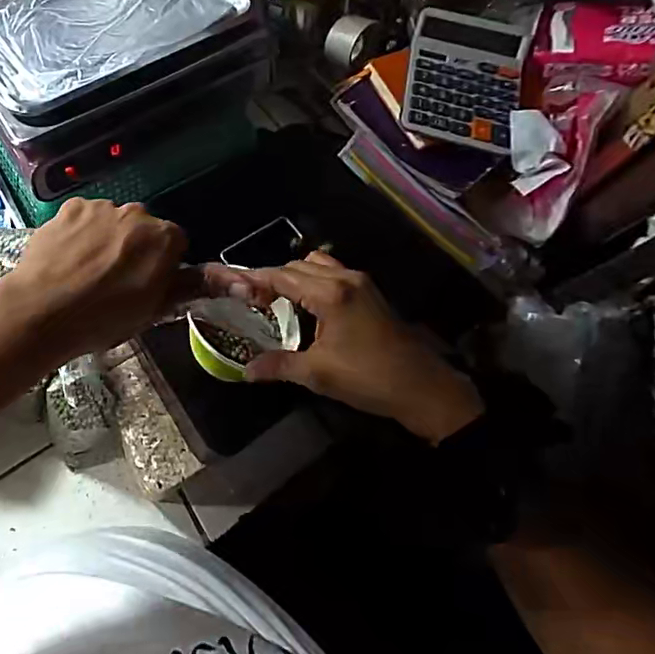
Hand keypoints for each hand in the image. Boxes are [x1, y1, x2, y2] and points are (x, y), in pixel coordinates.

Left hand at [0, 199, 188, 361]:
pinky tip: (67, 257)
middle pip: (143, 228)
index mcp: (165, 238)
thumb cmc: (102, 318)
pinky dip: (79, 232)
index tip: (146, 283)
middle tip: (115, 279)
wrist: (42, 310)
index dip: (163, 263)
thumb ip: (181, 287)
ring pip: (112, 221)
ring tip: (85, 270)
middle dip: (135, 247)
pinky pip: (83, 217)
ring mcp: (102, 207)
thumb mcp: (151, 311)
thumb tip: (208, 278)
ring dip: (106, 237)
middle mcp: (137, 213)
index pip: (175, 243)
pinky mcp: (71, 207)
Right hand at [221, 252, 482, 442]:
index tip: (231, 284)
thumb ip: (279, 366)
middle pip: (297, 266)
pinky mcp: (369, 291)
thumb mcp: (319, 374)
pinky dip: (312, 280)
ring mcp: (360, 282)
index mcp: (330, 294)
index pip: (282, 276)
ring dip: (293, 276)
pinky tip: (304, 304)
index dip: (254, 279)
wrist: (423, 387)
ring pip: (315, 265)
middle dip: (270, 278)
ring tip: (275, 300)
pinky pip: (332, 272)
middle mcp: (345, 278)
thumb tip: (246, 370)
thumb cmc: (369, 379)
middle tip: (249, 298)